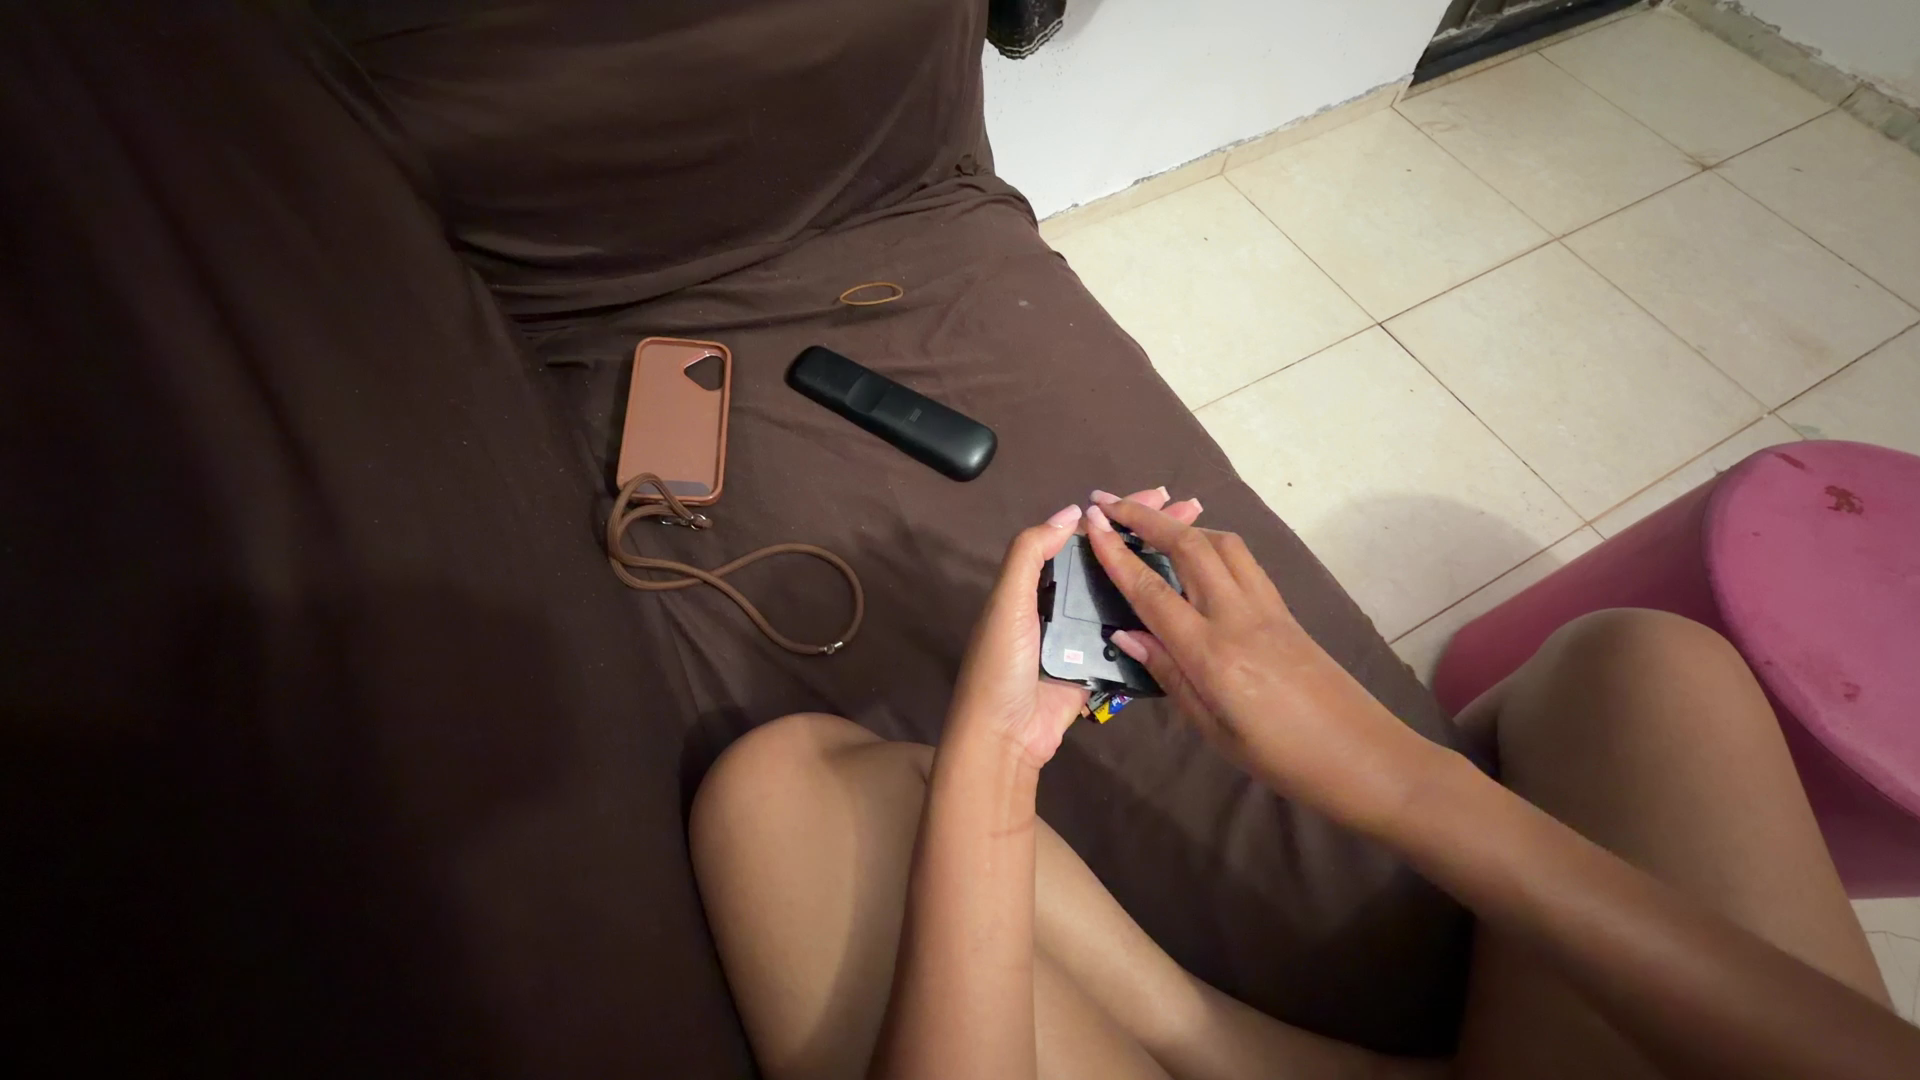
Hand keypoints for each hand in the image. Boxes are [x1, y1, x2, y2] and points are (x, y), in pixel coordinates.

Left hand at [947, 488, 1201, 768]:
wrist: (1005, 734)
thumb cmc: (1002, 662)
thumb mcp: (1007, 601)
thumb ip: (1030, 553)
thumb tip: (1071, 512)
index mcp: (1040, 581)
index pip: (1087, 536)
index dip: (1123, 515)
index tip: (1161, 496)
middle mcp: (1064, 601)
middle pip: (1113, 561)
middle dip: (1150, 535)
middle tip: (1194, 511)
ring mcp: (1085, 633)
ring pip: (1127, 595)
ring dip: (1159, 572)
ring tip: (1201, 551)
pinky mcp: (1101, 663)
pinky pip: (1131, 634)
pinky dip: (1155, 616)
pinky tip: (1189, 602)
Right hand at [1083, 498, 1435, 824]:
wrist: (1366, 758)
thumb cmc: (1280, 756)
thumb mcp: (1211, 727)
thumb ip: (1167, 673)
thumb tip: (1125, 633)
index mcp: (1211, 653)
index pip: (1151, 591)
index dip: (1117, 553)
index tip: (1093, 522)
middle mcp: (1237, 617)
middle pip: (1188, 546)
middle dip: (1146, 518)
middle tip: (1111, 502)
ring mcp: (1266, 608)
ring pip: (1221, 543)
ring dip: (1182, 524)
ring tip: (1152, 523)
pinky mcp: (1285, 609)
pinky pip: (1243, 562)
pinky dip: (1213, 543)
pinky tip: (1200, 554)